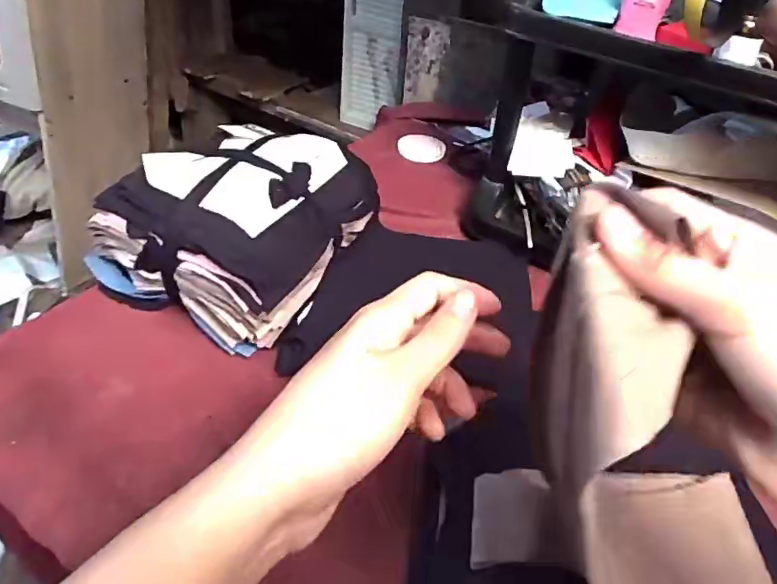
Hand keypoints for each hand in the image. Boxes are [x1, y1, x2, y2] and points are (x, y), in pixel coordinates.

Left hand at [224, 273, 509, 549]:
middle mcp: (374, 340)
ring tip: (466, 412)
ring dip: (447, 384)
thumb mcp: (403, 377)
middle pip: (429, 325)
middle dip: (466, 340)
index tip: (500, 310)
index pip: (431, 287)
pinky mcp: (359, 409)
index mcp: (382, 320)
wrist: (276, 489)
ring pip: (419, 365)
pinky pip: (403, 395)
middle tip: (501, 355)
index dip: (467, 292)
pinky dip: (424, 408)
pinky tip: (432, 431)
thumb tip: (468, 297)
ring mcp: (364, 375)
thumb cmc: (345, 422)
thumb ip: (440, 336)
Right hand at [583, 186, 776, 532]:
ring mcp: (695, 333)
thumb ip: (666, 265)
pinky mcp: (683, 382)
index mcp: (731, 244)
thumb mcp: (738, 303)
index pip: (665, 210)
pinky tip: (583, 351)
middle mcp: (709, 282)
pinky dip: (617, 355)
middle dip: (606, 262)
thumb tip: (601, 214)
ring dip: (607, 309)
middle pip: (644, 259)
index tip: (573, 217)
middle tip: (559, 269)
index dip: (621, 210)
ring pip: (637, 308)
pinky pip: (641, 357)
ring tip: (562, 307)